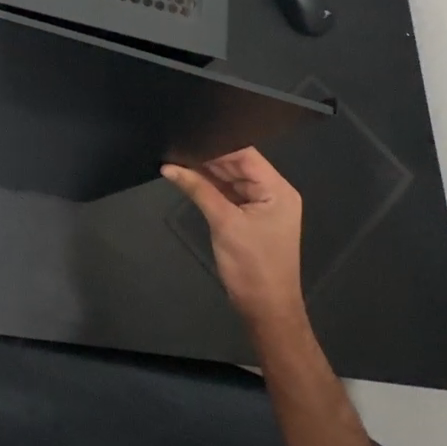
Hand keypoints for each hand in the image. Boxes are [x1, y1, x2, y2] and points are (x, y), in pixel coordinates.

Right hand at [162, 147, 304, 322]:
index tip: (189, 137)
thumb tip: (168, 166)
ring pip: (231, 180)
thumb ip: (198, 190)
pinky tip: (188, 178)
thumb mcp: (224, 223)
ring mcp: (262, 206)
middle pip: (238, 166)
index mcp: (277, 190)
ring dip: (207, 173)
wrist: (265, 309)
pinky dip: (211, 189)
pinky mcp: (250, 218)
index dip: (218, 146)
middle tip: (177, 146)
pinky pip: (229, 195)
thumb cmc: (252, 265)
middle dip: (209, 158)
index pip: (246, 155)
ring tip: (176, 158)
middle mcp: (273, 193)